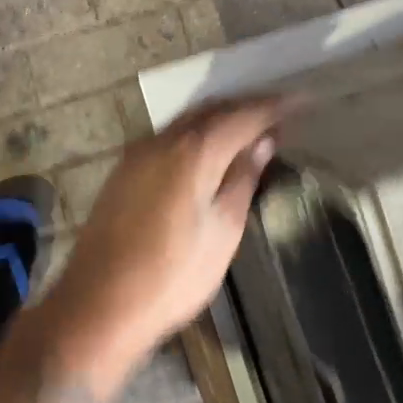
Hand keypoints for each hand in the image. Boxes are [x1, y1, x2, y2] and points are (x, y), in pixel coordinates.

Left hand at [51, 97, 286, 359]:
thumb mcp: (222, 232)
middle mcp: (162, 140)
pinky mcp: (124, 170)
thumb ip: (242, 180)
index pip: (241, 116)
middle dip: (246, 106)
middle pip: (211, 110)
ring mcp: (137, 153)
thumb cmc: (172, 275)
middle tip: (280, 113)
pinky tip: (209, 151)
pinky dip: (195, 135)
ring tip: (251, 129)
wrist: (100, 302)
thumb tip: (262, 142)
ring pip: (186, 121)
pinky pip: (168, 137)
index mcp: (192, 152)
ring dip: (219, 118)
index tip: (302, 100)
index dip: (273, 107)